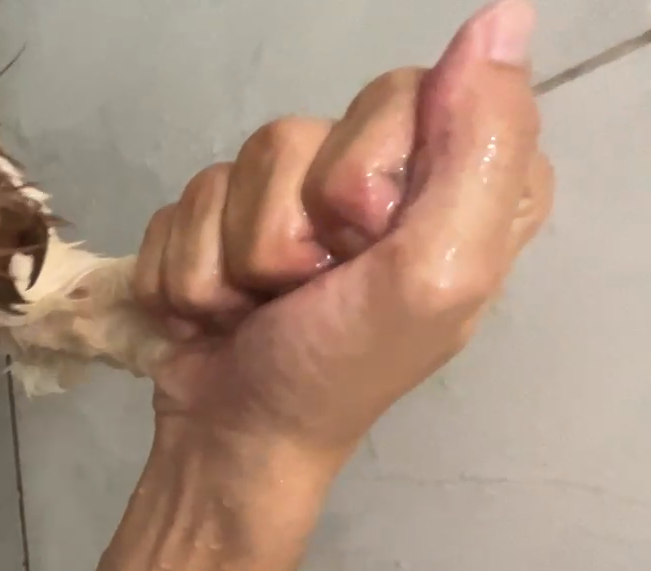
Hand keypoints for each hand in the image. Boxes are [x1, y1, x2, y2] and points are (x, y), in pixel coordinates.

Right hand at [133, 0, 553, 473]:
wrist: (229, 435)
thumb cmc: (333, 371)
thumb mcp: (436, 272)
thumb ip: (481, 146)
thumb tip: (497, 17)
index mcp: (444, 175)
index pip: (389, 98)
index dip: (351, 178)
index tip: (356, 248)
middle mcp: (356, 179)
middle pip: (285, 139)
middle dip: (272, 236)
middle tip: (292, 294)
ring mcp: (267, 210)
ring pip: (212, 183)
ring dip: (215, 270)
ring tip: (244, 313)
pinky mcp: (197, 239)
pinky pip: (165, 223)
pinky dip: (174, 282)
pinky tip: (205, 315)